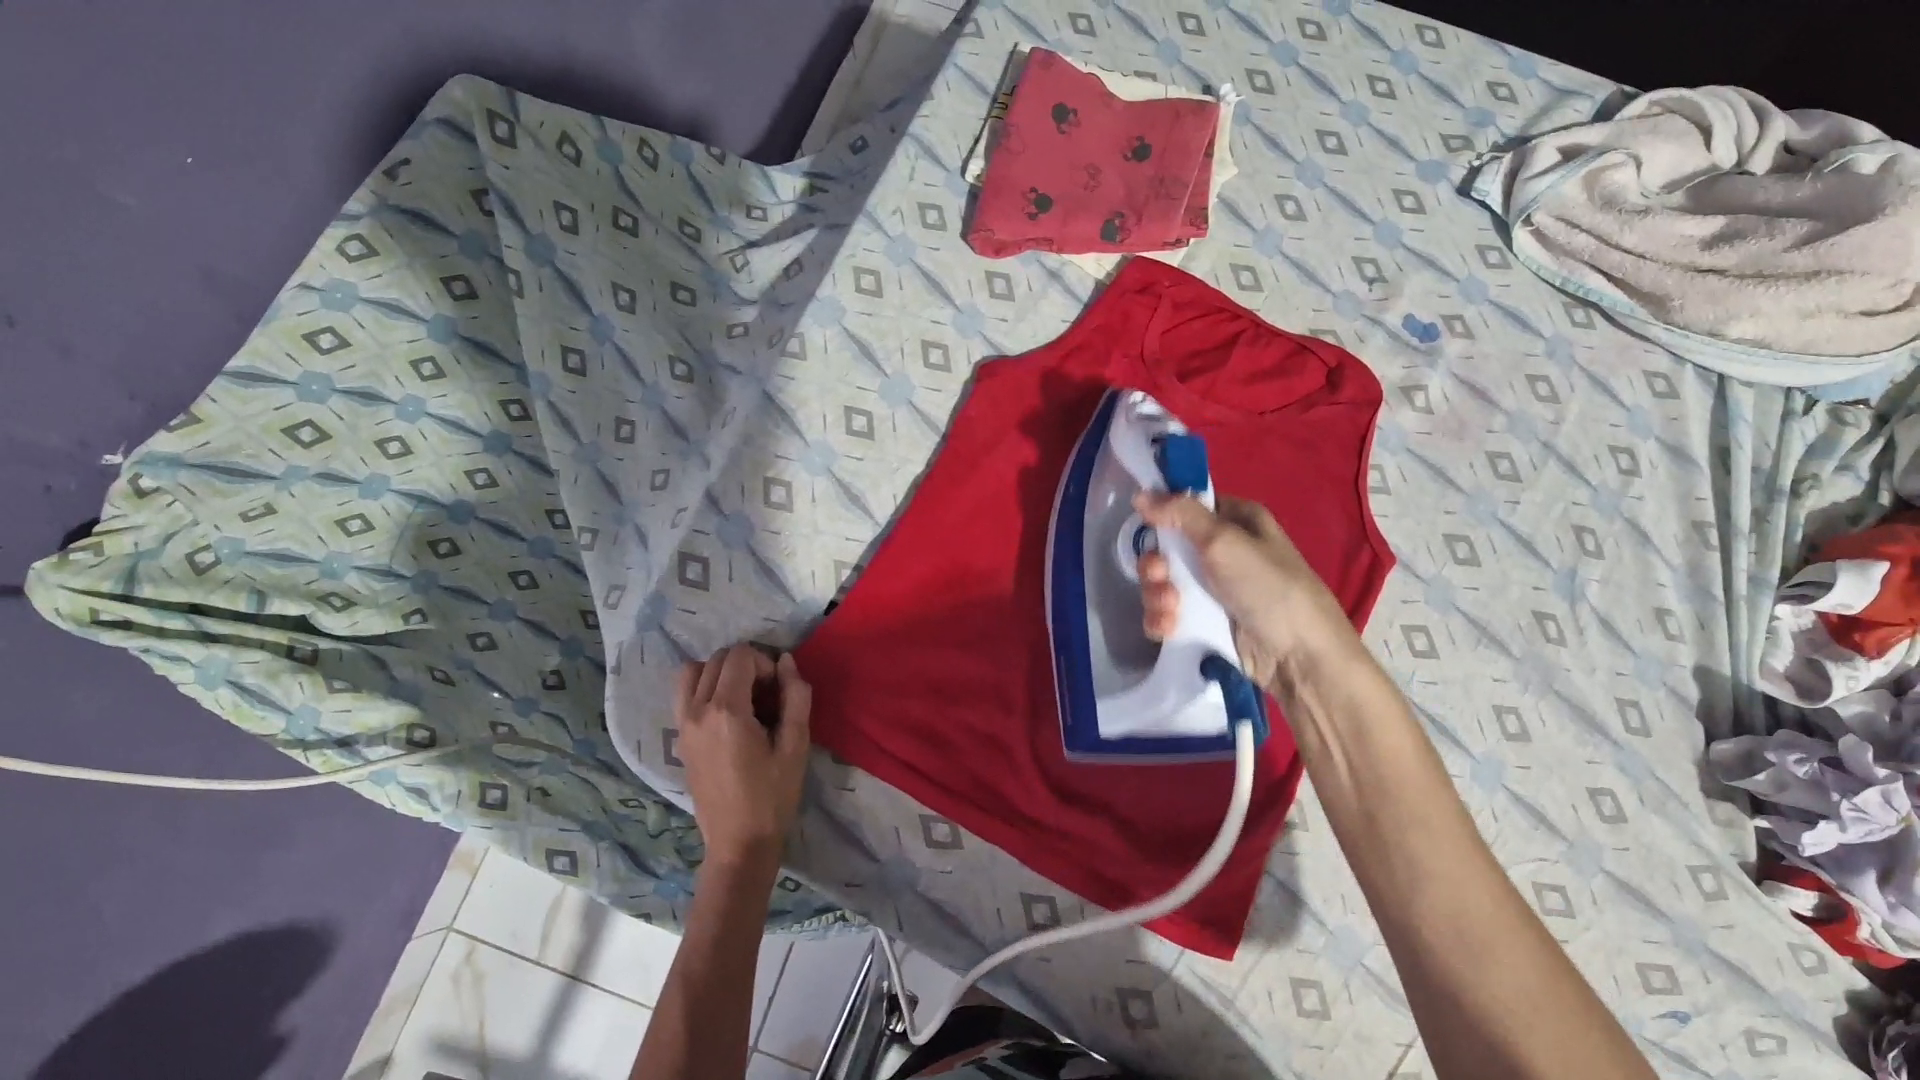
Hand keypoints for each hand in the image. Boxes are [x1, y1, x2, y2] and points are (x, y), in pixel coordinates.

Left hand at [674, 644, 812, 871]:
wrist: (738, 843)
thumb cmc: (772, 797)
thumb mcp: (795, 746)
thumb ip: (795, 697)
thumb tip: (786, 662)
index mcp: (726, 711)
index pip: (740, 656)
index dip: (765, 664)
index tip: (779, 692)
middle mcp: (697, 710)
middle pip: (718, 659)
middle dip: (746, 666)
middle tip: (767, 697)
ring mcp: (682, 724)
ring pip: (693, 671)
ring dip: (720, 673)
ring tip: (743, 699)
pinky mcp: (679, 738)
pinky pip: (684, 694)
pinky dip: (704, 688)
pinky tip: (727, 714)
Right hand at [1135, 492, 1361, 690]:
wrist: (1297, 654)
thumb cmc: (1267, 586)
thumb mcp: (1224, 540)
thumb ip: (1180, 513)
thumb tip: (1141, 494)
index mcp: (1235, 521)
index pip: (1187, 507)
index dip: (1163, 516)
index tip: (1147, 527)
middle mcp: (1222, 551)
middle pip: (1167, 548)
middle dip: (1156, 564)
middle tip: (1162, 575)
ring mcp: (1212, 589)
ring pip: (1163, 583)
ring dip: (1157, 595)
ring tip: (1171, 610)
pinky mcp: (1203, 622)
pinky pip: (1167, 613)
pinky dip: (1162, 619)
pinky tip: (1169, 628)